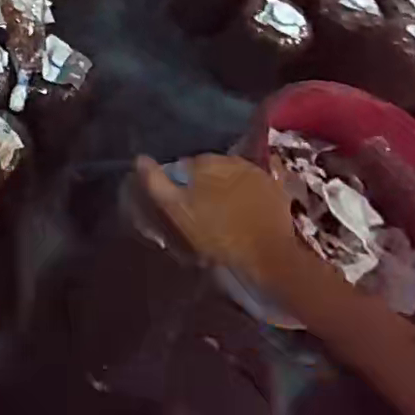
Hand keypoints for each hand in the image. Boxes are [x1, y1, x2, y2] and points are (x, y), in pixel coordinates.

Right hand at [134, 153, 318, 292]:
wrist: (269, 257)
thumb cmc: (220, 236)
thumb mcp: (180, 214)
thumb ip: (158, 185)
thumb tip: (139, 159)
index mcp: (206, 161)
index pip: (185, 167)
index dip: (181, 186)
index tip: (182, 207)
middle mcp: (231, 158)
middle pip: (210, 170)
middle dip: (205, 185)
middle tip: (203, 214)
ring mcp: (256, 171)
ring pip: (232, 177)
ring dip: (227, 189)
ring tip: (225, 216)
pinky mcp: (276, 188)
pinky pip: (255, 186)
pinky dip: (249, 196)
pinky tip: (247, 214)